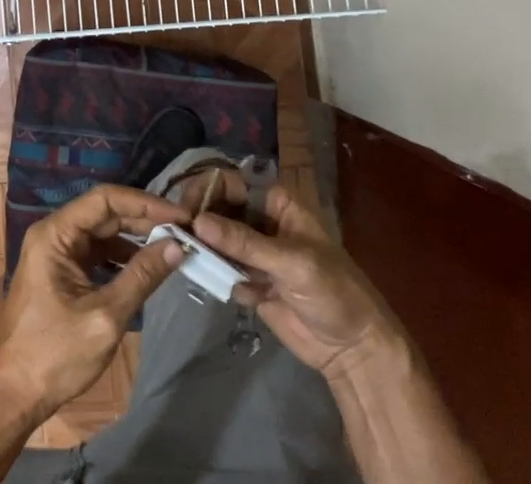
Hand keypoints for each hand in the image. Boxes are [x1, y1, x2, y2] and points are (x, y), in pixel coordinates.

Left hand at [0, 184, 188, 411]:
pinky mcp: (61, 273)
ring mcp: (56, 254)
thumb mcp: (105, 315)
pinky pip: (97, 253)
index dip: (145, 203)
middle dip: (145, 219)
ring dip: (137, 238)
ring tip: (174, 247)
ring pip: (103, 233)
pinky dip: (123, 257)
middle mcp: (53, 235)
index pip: (104, 199)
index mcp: (54, 235)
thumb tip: (177, 246)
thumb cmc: (55, 354)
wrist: (15, 392)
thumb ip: (141, 276)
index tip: (181, 216)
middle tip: (186, 231)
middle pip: (104, 213)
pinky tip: (148, 267)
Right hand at [192, 186, 395, 373]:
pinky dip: (209, 272)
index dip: (208, 189)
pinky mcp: (247, 281)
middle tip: (177, 233)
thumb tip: (197, 222)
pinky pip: (218, 269)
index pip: (234, 183)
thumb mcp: (292, 263)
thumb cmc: (334, 293)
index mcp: (278, 205)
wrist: (352, 348)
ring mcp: (253, 253)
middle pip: (218, 208)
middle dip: (198, 218)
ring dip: (200, 247)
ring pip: (214, 239)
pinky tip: (203, 277)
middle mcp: (261, 223)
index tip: (187, 209)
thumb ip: (245, 242)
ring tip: (182, 255)